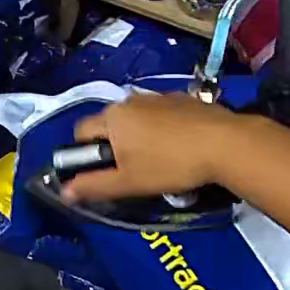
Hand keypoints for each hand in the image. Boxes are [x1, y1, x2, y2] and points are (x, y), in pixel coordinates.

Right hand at [63, 94, 265, 203]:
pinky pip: (160, 113)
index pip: (80, 132)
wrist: (226, 144)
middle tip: (133, 169)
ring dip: (138, 135)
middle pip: (108, 123)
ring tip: (160, 158)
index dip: (85, 153)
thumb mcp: (129, 182)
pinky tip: (180, 145)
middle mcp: (129, 100)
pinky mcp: (182, 98)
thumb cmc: (170, 165)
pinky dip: (162, 127)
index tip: (104, 171)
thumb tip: (64, 192)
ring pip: (135, 118)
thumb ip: (94, 186)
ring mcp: (157, 96)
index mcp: (111, 118)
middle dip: (114, 145)